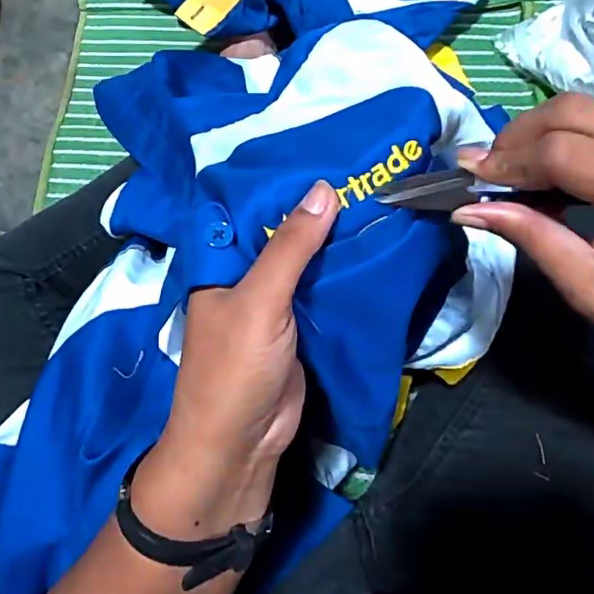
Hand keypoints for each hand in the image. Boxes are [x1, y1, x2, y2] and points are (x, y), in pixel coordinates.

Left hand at [129, 180, 336, 538]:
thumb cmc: (235, 367)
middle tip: (358, 166)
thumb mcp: (260, 301)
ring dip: (331, 236)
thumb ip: (291, 248)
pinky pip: (319, 288)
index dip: (280, 181)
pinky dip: (340, 269)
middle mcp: (244, 274)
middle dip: (313, 206)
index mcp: (221, 262)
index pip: (250, 209)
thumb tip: (323, 188)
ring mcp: (273, 300)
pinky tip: (370, 242)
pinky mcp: (299, 324)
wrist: (243, 445)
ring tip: (371, 191)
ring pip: (304, 259)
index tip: (319, 147)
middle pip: (281, 232)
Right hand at [452, 94, 593, 395]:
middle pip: (579, 112)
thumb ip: (534, 240)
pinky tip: (558, 165)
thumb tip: (467, 207)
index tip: (471, 179)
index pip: (571, 153)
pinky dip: (573, 134)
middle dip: (520, 137)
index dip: (511, 161)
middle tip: (489, 172)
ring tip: (517, 170)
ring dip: (542, 132)